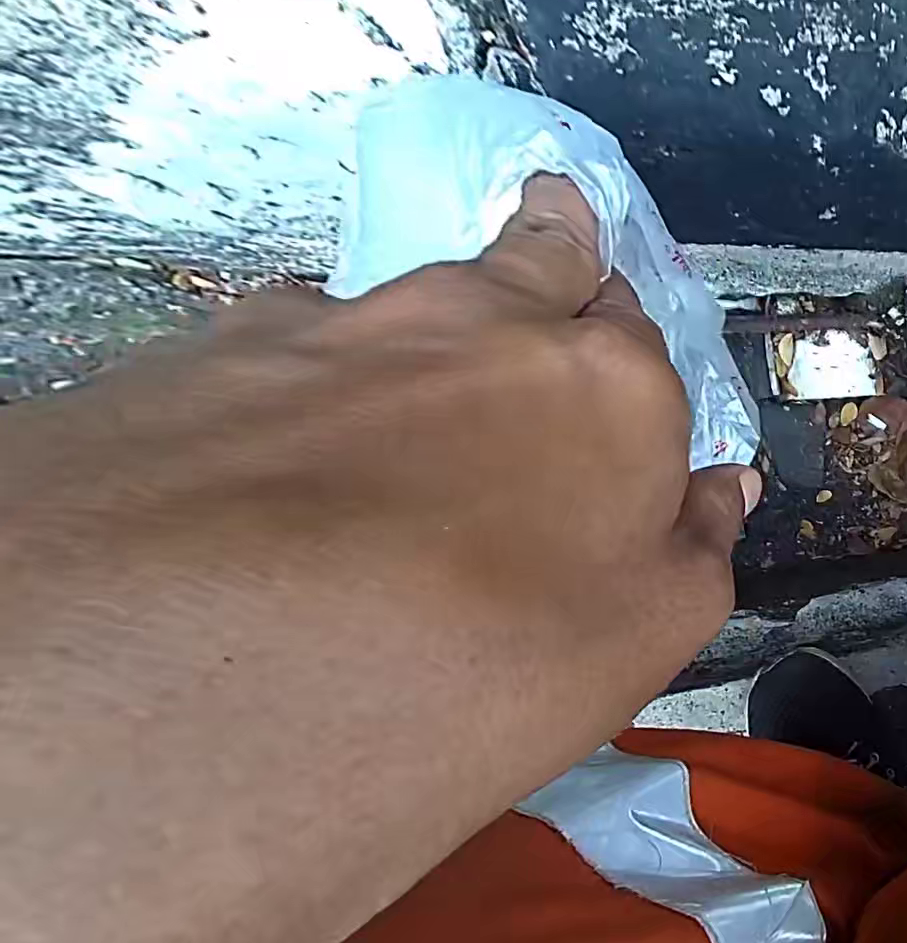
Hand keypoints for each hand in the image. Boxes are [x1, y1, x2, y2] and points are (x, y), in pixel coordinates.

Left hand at [0, 176, 757, 942]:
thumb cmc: (476, 677)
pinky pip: (318, 335)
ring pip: (427, 285)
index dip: (650, 326)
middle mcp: (483, 332)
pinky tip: (355, 388)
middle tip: (579, 218)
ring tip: (490, 291)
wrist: (151, 725)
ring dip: (465, 290)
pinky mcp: (198, 369)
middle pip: (542, 263)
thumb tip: (720, 484)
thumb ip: (692, 539)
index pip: (644, 327)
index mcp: (602, 392)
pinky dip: (355, 349)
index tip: (652, 302)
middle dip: (568, 249)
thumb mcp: (639, 630)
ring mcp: (335, 334)